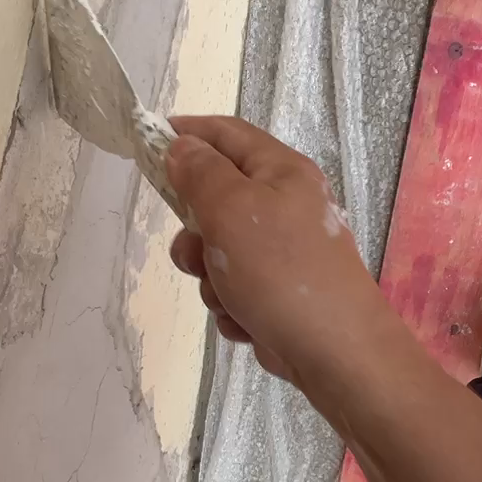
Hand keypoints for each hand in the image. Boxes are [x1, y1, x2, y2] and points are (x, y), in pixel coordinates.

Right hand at [166, 115, 393, 383]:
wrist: (331, 349)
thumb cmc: (279, 270)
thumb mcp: (231, 209)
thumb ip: (200, 173)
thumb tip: (182, 147)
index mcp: (282, 172)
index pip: (228, 134)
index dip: (188, 133)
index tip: (150, 141)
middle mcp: (285, 207)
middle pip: (217, 200)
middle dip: (195, 231)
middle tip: (193, 252)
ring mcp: (282, 254)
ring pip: (218, 252)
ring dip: (211, 277)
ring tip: (227, 296)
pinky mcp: (276, 294)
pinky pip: (232, 289)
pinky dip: (231, 305)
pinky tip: (245, 320)